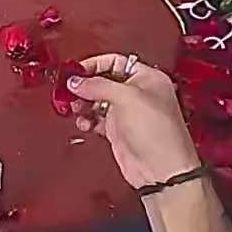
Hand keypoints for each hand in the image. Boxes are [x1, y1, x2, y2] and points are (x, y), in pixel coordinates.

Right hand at [63, 53, 203, 189]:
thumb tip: (77, 81)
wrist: (160, 169)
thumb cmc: (157, 132)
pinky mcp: (119, 131)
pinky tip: (83, 122)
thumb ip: (98, 85)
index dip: (96, 64)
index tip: (76, 71)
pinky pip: (98, 120)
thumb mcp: (126, 98)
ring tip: (74, 107)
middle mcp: (139, 94)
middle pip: (105, 81)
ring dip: (84, 103)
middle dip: (86, 85)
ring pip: (99, 101)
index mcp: (148, 78)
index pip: (117, 62)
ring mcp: (128, 113)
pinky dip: (88, 120)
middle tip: (70, 89)